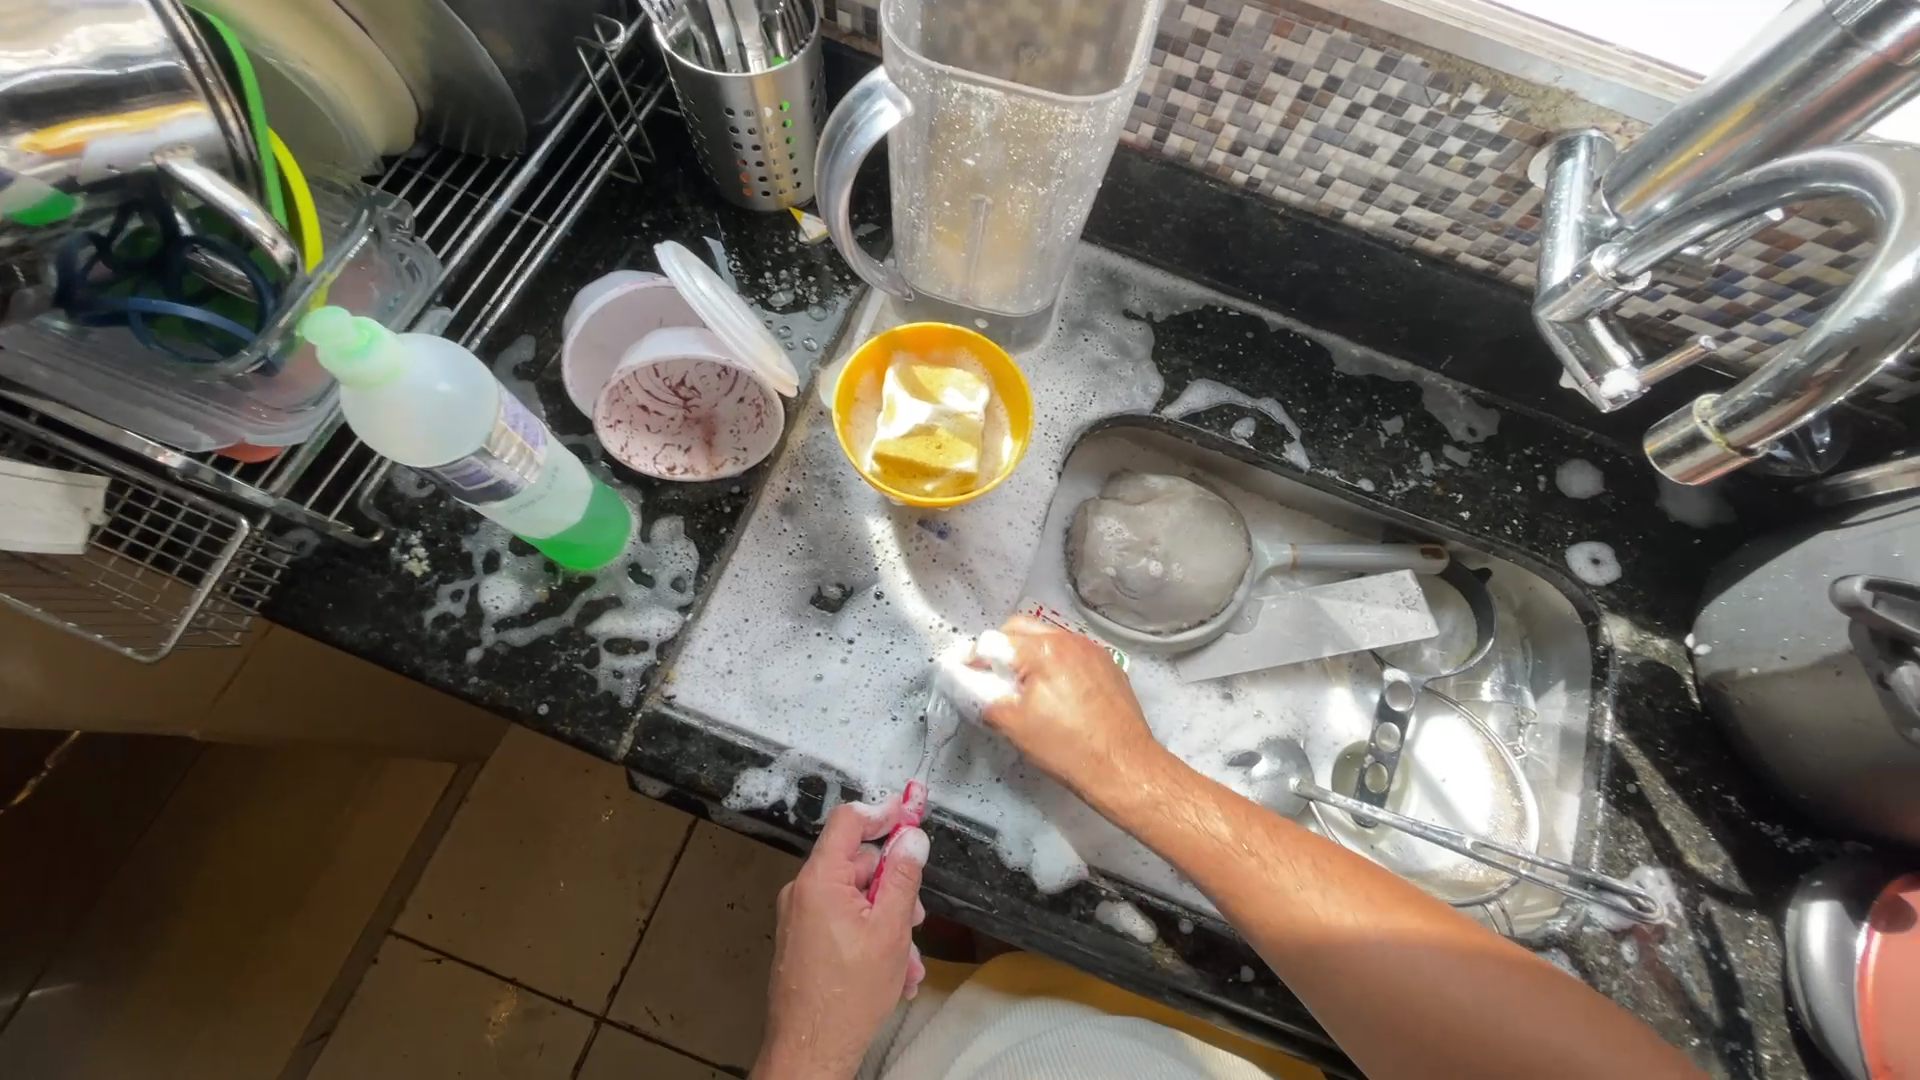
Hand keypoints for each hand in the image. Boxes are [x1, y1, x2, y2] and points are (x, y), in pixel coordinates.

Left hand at [754, 801, 928, 1079]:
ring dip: (886, 920)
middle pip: (857, 862)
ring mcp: (799, 917)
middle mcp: (802, 891)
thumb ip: (903, 876)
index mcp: (819, 879)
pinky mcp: (801, 940)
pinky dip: (868, 935)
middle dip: (893, 885)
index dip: (883, 811)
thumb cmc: (848, 996)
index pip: (849, 820)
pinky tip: (891, 970)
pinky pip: (842, 920)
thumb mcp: (890, 930)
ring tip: (906, 960)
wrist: (808, 1057)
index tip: (910, 810)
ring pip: (854, 897)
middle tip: (916, 917)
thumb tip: (913, 837)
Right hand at [978, 616, 1162, 805]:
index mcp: (1043, 650)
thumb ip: (984, 697)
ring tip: (1026, 686)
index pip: (994, 640)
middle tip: (995, 678)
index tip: (970, 675)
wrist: (1123, 767)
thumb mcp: (1013, 725)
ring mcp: (1092, 649)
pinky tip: (1056, 691)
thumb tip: (968, 684)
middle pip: (1021, 627)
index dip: (976, 658)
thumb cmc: (1069, 748)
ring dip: (1029, 652)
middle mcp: (1069, 639)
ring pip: (1048, 636)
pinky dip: (1055, 661)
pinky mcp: (1107, 663)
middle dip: (1002, 648)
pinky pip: (1071, 651)